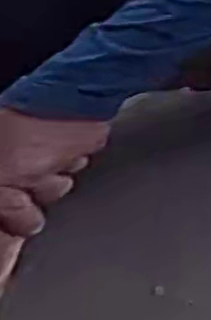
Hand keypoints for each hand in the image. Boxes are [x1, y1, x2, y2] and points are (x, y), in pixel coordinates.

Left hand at [0, 108, 108, 237]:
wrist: (62, 92)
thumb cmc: (13, 121)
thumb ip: (1, 176)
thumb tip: (10, 199)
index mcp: (5, 178)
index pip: (12, 211)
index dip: (22, 221)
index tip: (30, 228)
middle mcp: (37, 173)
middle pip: (51, 191)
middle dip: (47, 188)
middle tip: (42, 181)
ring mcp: (68, 157)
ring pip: (70, 171)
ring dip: (63, 166)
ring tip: (55, 153)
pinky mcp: (92, 142)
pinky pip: (86, 151)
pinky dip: (78, 148)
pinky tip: (68, 138)